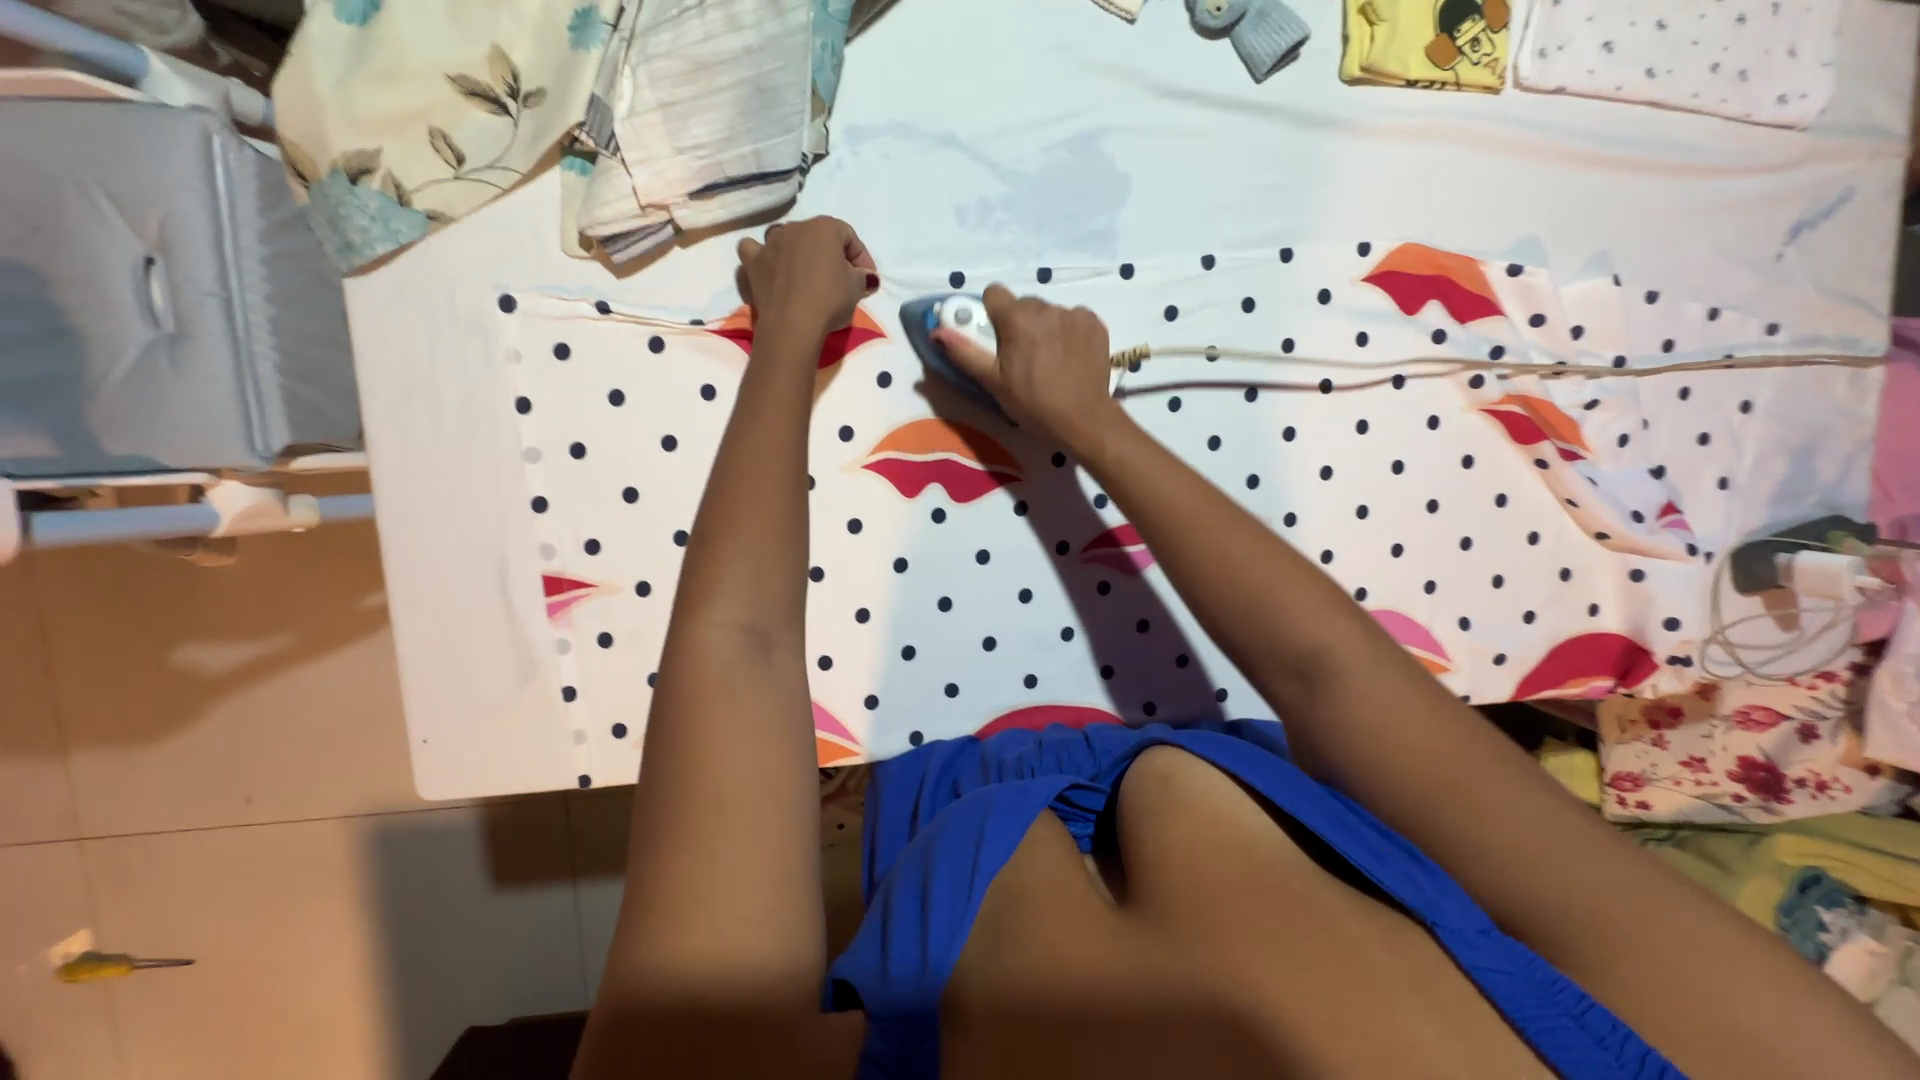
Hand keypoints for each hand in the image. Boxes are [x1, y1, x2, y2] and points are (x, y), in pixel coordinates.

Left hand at [735, 217, 876, 338]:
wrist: (793, 324)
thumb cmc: (830, 300)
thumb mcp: (856, 287)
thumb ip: (862, 276)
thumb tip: (865, 275)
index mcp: (824, 227)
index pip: (848, 236)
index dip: (861, 256)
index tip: (867, 278)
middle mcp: (795, 228)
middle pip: (818, 236)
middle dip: (831, 254)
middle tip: (840, 278)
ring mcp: (771, 243)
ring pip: (785, 238)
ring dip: (796, 250)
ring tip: (805, 273)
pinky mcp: (753, 261)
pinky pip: (753, 248)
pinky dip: (761, 254)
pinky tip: (768, 263)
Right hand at [932, 285, 1124, 452]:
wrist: (1083, 419)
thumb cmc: (1033, 403)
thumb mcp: (993, 382)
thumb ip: (964, 352)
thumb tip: (937, 332)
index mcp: (1016, 319)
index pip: (994, 293)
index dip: (991, 313)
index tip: (996, 336)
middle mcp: (1045, 308)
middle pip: (1023, 304)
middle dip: (1019, 323)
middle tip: (1023, 355)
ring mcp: (1073, 314)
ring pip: (1049, 311)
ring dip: (1044, 327)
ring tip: (1049, 358)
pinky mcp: (1094, 323)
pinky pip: (1073, 318)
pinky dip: (1068, 331)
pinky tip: (1070, 356)